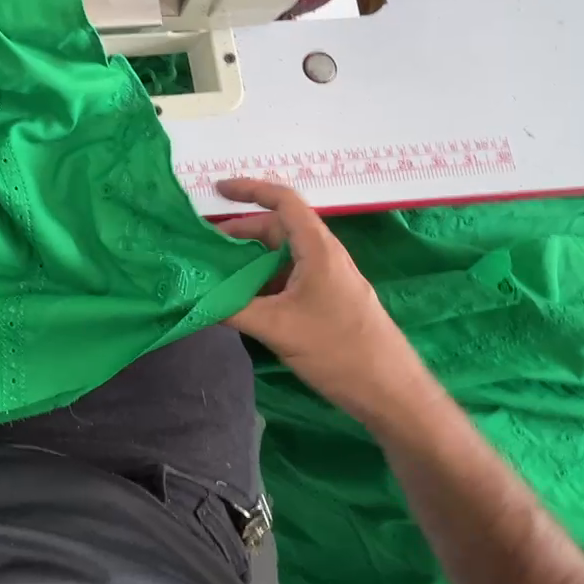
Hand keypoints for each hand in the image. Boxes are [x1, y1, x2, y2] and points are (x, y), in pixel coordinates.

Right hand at [217, 177, 427, 422]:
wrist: (391, 394)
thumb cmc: (338, 350)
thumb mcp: (277, 328)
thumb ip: (231, 309)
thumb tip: (191, 296)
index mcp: (317, 248)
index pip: (283, 201)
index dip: (249, 189)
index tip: (216, 191)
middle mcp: (323, 256)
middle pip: (276, 229)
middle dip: (239, 233)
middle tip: (205, 248)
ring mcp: (326, 279)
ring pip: (280, 256)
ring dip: (248, 261)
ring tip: (216, 274)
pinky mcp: (327, 301)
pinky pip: (287, 278)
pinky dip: (261, 281)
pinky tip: (241, 300)